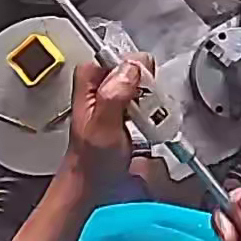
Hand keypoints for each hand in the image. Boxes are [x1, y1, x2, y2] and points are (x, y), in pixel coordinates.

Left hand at [64, 55, 152, 197]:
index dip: (139, 76)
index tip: (140, 99)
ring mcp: (113, 89)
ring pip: (145, 81)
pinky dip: (151, 108)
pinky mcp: (124, 101)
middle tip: (141, 114)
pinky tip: (145, 123)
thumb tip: (130, 69)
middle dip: (147, 90)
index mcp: (89, 75)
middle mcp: (100, 77)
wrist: (92, 183)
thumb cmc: (91, 161)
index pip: (126, 57)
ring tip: (142, 122)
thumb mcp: (102, 129)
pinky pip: (147, 95)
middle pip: (138, 67)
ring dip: (151, 101)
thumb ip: (114, 96)